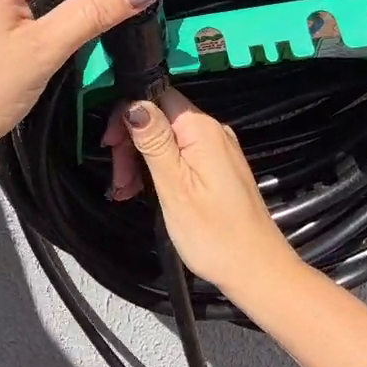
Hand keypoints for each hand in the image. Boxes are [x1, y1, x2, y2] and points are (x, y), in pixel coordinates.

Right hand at [109, 89, 299, 290]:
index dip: (127, 115)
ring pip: (168, 138)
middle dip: (132, 143)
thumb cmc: (213, 234)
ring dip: (141, 160)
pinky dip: (159, 170)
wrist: (256, 269)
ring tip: (127, 192)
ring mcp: (218, 149)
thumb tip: (134, 102)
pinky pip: (182, 155)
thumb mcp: (174, 187)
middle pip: (160, 117)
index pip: (156, 96)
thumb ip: (154, 141)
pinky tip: (146, 192)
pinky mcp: (219, 167)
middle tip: (119, 181)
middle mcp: (212, 130)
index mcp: (201, 129)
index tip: (110, 147)